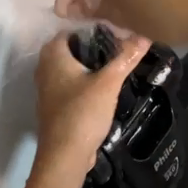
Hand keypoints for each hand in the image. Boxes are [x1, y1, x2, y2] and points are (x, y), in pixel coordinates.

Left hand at [33, 30, 150, 180]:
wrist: (64, 156)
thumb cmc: (83, 112)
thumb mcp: (109, 83)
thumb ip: (125, 59)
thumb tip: (144, 37)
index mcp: (53, 56)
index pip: (69, 32)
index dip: (89, 31)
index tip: (111, 36)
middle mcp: (44, 68)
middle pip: (68, 51)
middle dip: (89, 50)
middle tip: (114, 53)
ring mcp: (45, 90)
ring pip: (66, 71)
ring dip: (84, 69)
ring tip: (110, 71)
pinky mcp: (51, 108)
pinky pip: (66, 88)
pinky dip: (80, 86)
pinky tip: (99, 93)